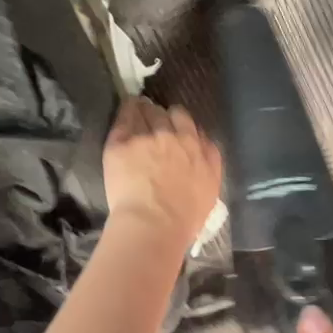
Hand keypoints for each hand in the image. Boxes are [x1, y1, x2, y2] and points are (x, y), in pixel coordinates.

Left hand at [102, 97, 222, 246]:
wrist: (154, 224)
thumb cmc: (184, 219)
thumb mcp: (209, 191)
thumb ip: (209, 164)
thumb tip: (203, 148)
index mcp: (199, 152)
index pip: (192, 127)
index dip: (182, 125)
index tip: (175, 128)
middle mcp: (176, 138)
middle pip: (169, 116)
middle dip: (163, 115)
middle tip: (155, 118)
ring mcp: (148, 138)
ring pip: (147, 113)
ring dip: (144, 110)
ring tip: (138, 107)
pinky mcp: (122, 143)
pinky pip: (124, 120)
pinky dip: (126, 112)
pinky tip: (126, 108)